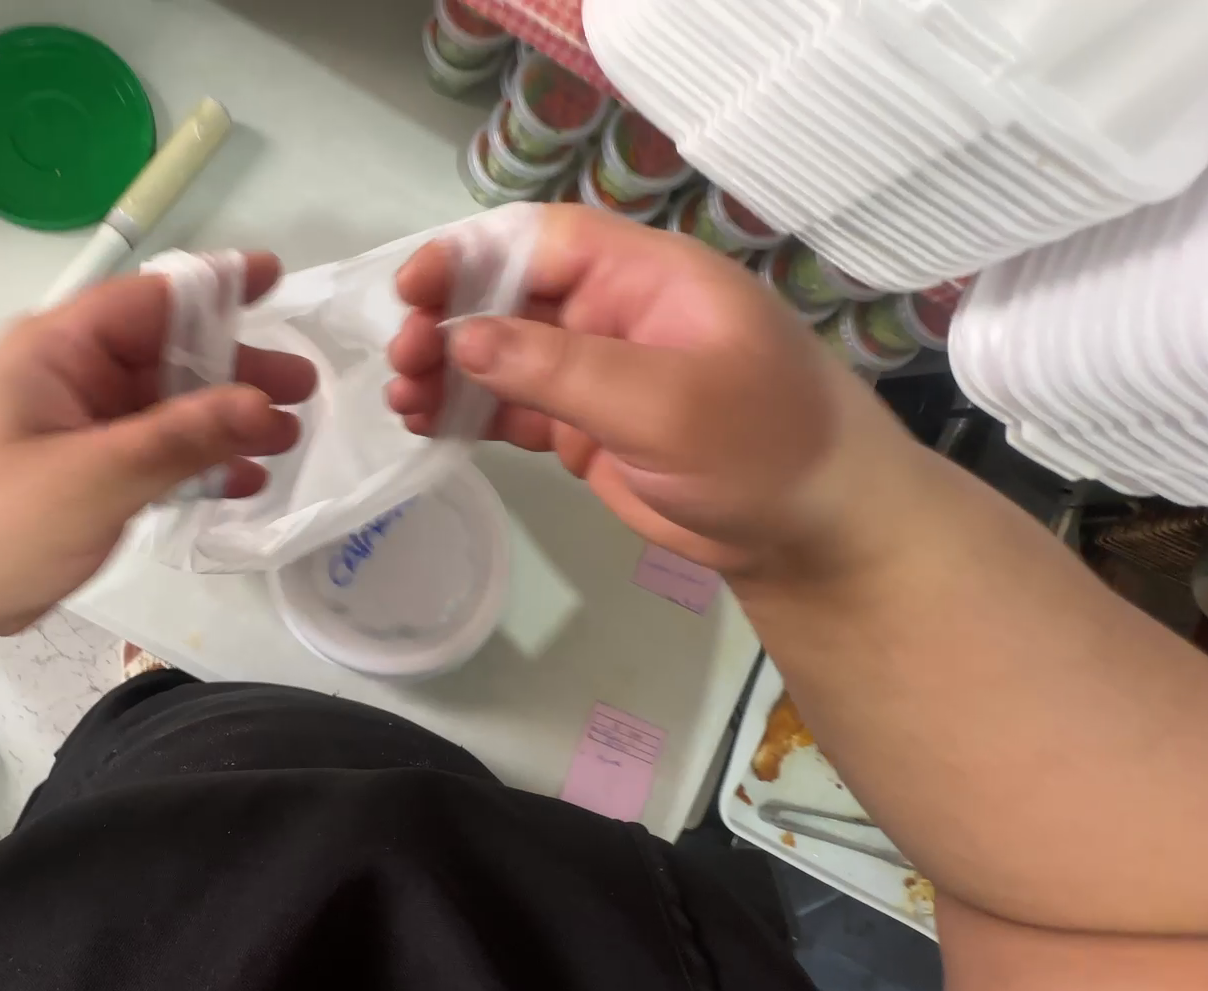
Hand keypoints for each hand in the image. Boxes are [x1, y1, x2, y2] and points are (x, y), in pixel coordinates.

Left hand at [0, 255, 314, 636]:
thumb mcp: (93, 479)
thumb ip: (180, 440)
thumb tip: (263, 404)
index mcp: (57, 352)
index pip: (148, 299)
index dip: (216, 287)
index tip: (276, 279)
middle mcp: (71, 379)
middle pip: (169, 358)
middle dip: (236, 372)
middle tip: (303, 391)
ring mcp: (78, 429)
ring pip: (167, 411)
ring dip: (225, 424)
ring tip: (285, 441)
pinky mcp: (85, 474)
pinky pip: (153, 456)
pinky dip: (196, 466)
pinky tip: (242, 484)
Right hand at [386, 204, 917, 575]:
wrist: (803, 530)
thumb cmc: (759, 446)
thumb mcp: (664, 402)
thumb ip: (559, 368)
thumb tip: (461, 338)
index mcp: (642, 278)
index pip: (541, 242)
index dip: (470, 255)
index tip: (414, 288)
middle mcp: (607, 316)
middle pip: (506, 299)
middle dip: (447, 322)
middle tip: (404, 360)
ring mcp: (589, 374)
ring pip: (498, 358)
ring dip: (446, 373)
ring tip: (404, 401)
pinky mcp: (577, 427)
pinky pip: (508, 408)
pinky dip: (466, 413)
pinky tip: (428, 424)